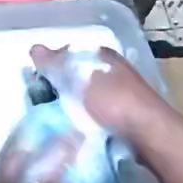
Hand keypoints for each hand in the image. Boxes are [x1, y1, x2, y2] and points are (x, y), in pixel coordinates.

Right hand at [30, 45, 163, 136]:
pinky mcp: (122, 117)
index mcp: (102, 54)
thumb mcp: (79, 78)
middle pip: (76, 76)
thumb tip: (35, 49)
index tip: (37, 84)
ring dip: (70, 108)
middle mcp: (111, 70)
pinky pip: (93, 115)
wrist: (147, 134)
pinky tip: (74, 131)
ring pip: (84, 98)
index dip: (51, 66)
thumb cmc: (113, 101)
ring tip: (55, 122)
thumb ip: (56, 64)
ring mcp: (119, 94)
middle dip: (59, 90)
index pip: (69, 54)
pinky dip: (83, 121)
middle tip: (42, 107)